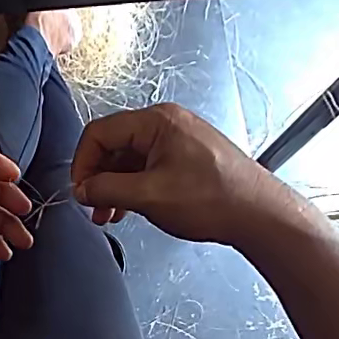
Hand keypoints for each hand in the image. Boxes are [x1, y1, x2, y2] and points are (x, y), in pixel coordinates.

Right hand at [71, 104, 306, 246]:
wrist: (258, 214)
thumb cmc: (213, 199)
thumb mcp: (149, 196)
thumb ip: (108, 190)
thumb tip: (82, 189)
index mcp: (157, 122)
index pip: (100, 132)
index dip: (83, 163)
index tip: (80, 191)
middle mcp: (168, 124)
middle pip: (115, 145)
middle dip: (99, 178)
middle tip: (93, 208)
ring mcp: (180, 140)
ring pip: (132, 160)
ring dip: (116, 187)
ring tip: (110, 216)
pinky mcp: (189, 158)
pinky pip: (150, 167)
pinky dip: (135, 187)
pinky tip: (132, 209)